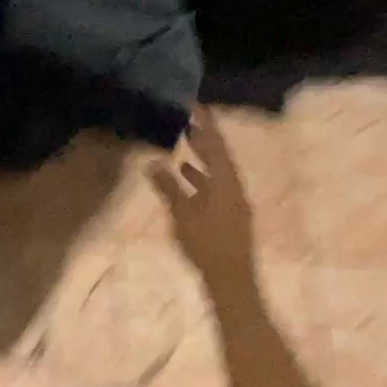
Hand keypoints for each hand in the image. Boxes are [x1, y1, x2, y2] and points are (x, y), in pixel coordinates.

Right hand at [151, 110, 257, 288]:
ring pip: (218, 171)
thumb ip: (168, 186)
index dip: (206, 123)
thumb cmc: (206, 243)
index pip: (216, 145)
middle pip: (220, 156)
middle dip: (205, 137)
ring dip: (203, 156)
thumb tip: (152, 162)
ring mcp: (234, 203)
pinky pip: (216, 185)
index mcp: (226, 182)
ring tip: (185, 141)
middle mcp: (234, 188)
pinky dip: (202, 175)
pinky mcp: (229, 216)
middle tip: (187, 118)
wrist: (232, 282)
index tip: (195, 104)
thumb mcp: (182, 213)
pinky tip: (186, 176)